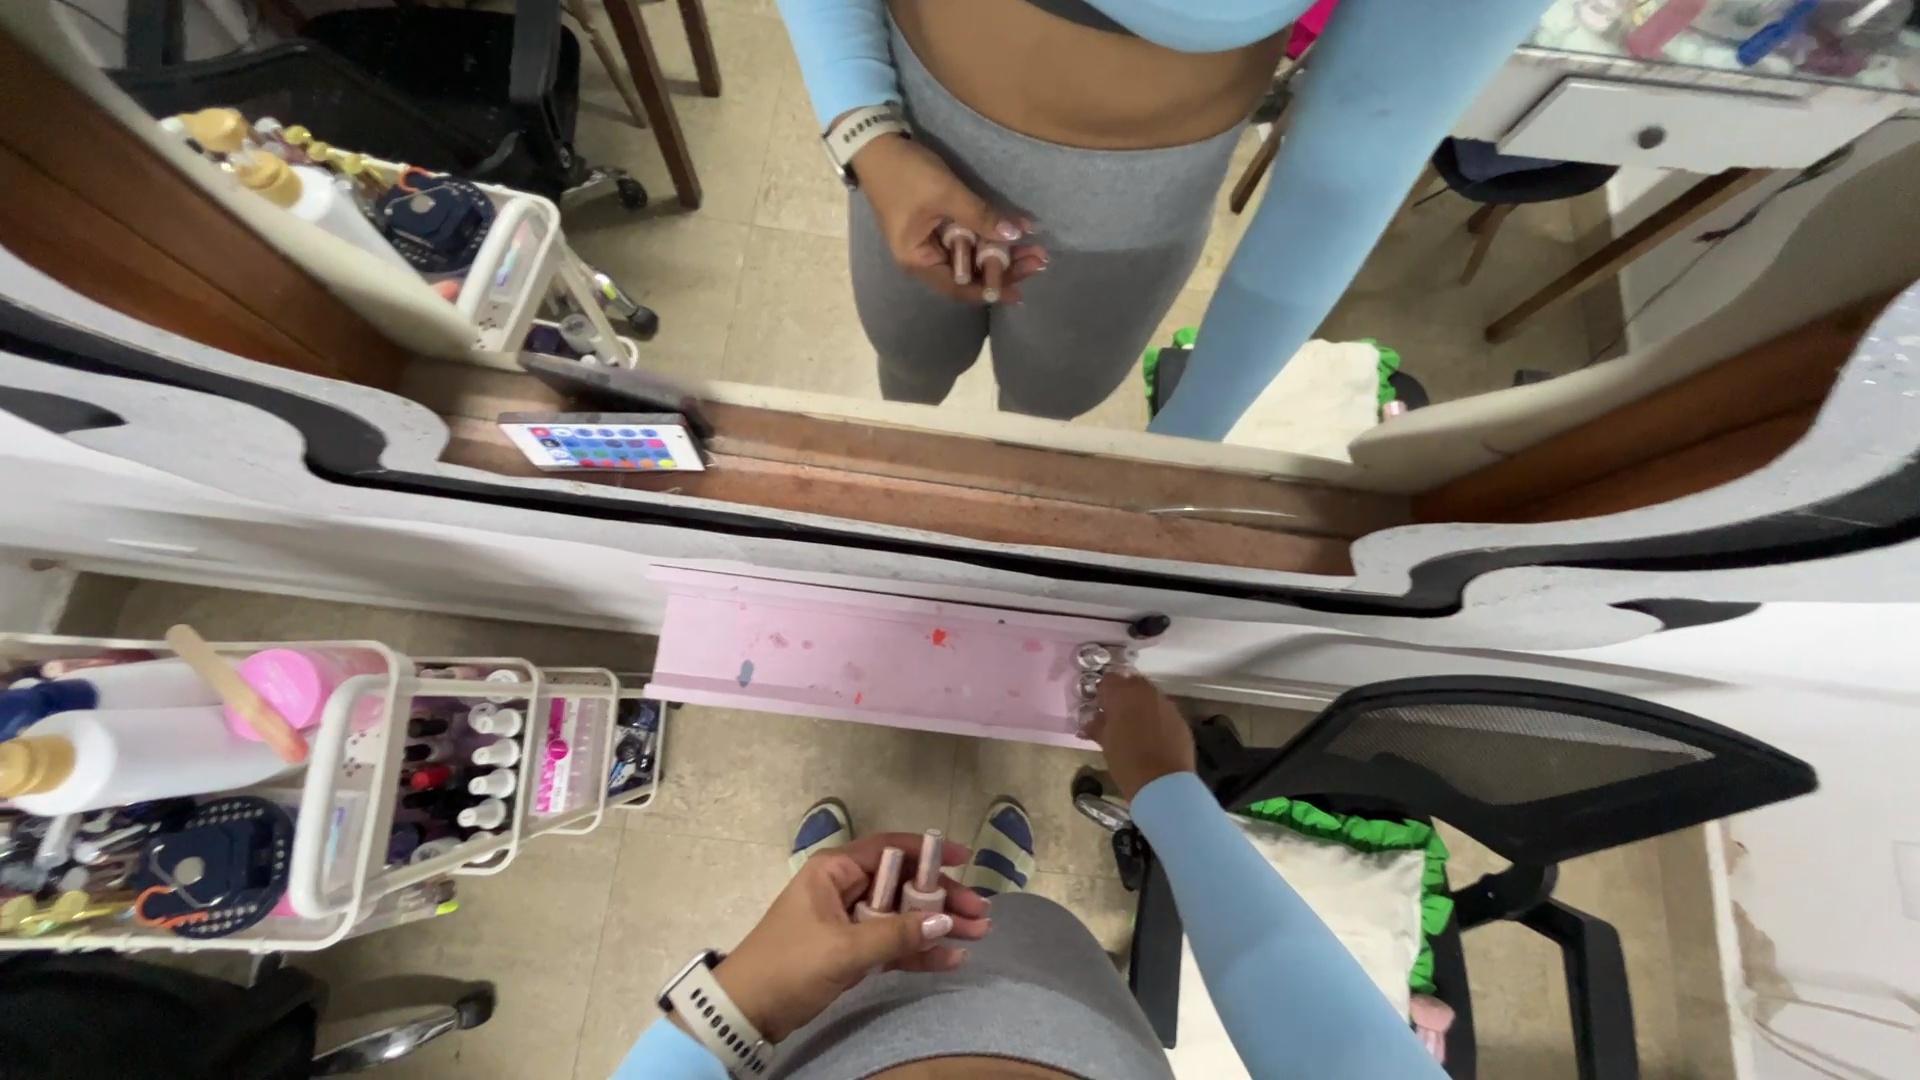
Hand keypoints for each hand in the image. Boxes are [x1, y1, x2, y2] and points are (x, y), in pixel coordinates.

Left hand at [705, 832, 991, 1041]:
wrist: (744, 1014)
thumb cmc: (788, 966)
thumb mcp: (843, 950)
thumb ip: (895, 934)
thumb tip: (945, 921)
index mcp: (836, 869)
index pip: (891, 849)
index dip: (928, 851)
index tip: (963, 858)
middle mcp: (846, 887)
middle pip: (904, 884)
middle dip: (942, 897)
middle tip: (979, 913)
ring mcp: (850, 920)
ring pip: (903, 914)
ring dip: (937, 925)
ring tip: (978, 935)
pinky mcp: (852, 950)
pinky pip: (893, 942)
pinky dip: (919, 950)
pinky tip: (950, 959)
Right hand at [853, 132, 1047, 303]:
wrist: (873, 144)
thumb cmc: (905, 172)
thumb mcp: (946, 193)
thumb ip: (980, 216)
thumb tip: (1016, 235)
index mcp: (918, 261)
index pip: (960, 288)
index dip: (992, 290)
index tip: (1020, 290)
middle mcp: (922, 260)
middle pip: (968, 276)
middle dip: (1003, 269)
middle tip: (1036, 260)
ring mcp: (927, 244)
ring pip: (969, 259)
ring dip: (999, 254)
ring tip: (1031, 249)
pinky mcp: (933, 228)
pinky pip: (964, 243)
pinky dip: (986, 239)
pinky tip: (1010, 235)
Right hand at [1082, 672, 1196, 799]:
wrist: (1163, 784)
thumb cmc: (1126, 761)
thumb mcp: (1105, 743)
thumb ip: (1097, 727)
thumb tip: (1090, 723)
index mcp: (1123, 694)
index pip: (1108, 680)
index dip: (1103, 694)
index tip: (1100, 709)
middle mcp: (1146, 693)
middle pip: (1131, 683)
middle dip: (1123, 696)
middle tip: (1117, 717)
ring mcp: (1166, 705)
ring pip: (1150, 696)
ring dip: (1141, 706)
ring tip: (1135, 728)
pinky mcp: (1180, 720)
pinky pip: (1164, 712)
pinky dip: (1157, 719)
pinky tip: (1153, 738)